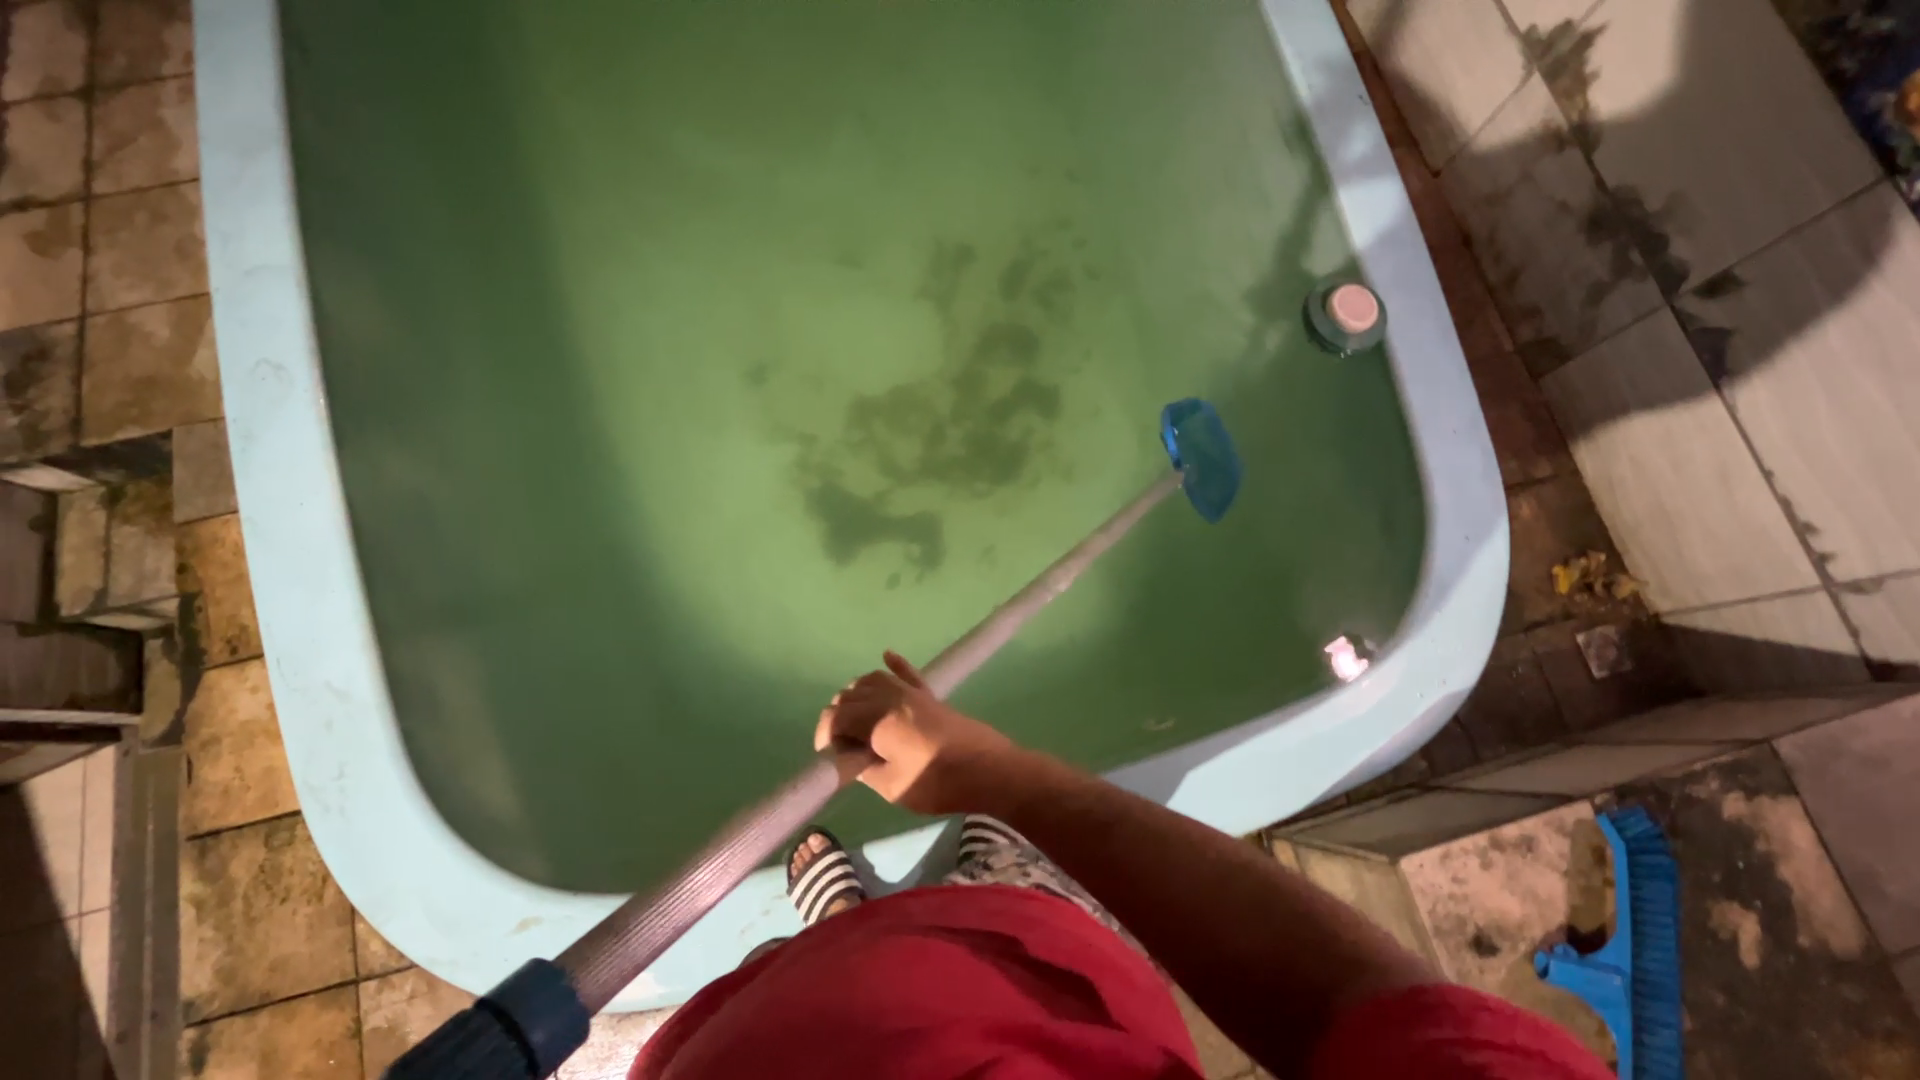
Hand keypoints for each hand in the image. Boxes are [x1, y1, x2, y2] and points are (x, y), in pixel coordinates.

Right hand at [815, 651, 1019, 815]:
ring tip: (855, 719)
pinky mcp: (930, 696)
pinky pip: (908, 673)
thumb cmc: (937, 783)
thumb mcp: (891, 786)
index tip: (828, 756)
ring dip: (857, 695)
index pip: (835, 717)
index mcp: (876, 720)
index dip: (825, 735)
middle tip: (842, 746)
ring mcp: (911, 693)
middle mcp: (889, 698)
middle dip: (838, 718)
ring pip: (872, 681)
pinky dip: (895, 664)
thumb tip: (848, 758)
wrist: (987, 770)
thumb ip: (863, 768)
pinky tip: (887, 655)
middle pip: (849, 697)